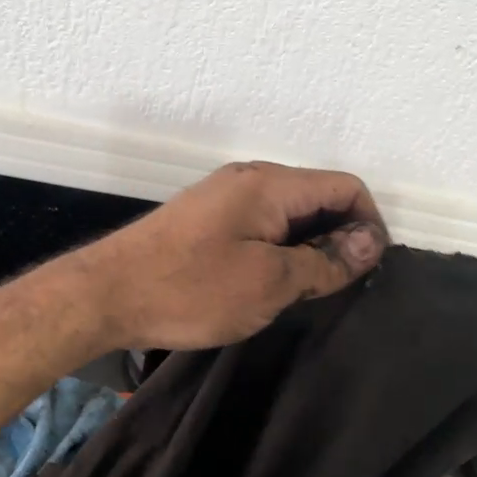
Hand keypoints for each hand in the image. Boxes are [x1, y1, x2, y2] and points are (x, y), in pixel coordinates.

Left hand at [77, 161, 388, 350]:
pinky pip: (262, 227)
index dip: (368, 224)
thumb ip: (324, 262)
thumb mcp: (269, 283)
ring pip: (290, 216)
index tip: (366, 271)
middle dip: (339, 238)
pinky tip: (272, 287)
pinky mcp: (207, 222)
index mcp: (271, 185)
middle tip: (338, 289)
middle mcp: (250, 180)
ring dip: (308, 250)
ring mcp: (225, 200)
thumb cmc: (190, 289)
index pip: (345, 186)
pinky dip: (279, 252)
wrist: (105, 296)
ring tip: (307, 294)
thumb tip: (370, 243)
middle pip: (319, 198)